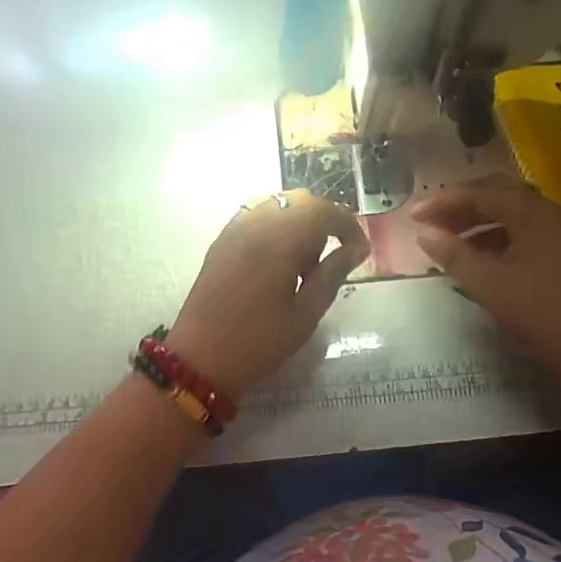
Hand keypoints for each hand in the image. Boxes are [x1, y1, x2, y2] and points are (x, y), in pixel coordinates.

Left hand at [168, 189, 369, 396]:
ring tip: (306, 262)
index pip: (324, 212)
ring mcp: (235, 230)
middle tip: (337, 255)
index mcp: (279, 241)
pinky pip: (257, 216)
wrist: (200, 359)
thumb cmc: (259, 342)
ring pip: (278, 204)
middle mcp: (255, 224)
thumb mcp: (305, 314)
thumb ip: (332, 274)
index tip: (360, 252)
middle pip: (301, 201)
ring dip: (301, 222)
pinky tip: (280, 260)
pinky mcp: (222, 241)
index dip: (349, 226)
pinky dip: (277, 226)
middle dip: (326, 221)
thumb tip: (356, 249)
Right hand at [409, 180, 560, 353]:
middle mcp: (548, 212)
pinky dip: (495, 238)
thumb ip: (453, 254)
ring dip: (477, 223)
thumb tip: (424, 234)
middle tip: (431, 221)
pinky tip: (478, 256)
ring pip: (511, 215)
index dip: (444, 202)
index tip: (414, 215)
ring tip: (449, 240)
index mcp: (531, 211)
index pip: (480, 194)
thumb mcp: (487, 282)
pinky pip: (522, 232)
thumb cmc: (535, 309)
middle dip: (461, 207)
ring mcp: (558, 232)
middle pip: (498, 196)